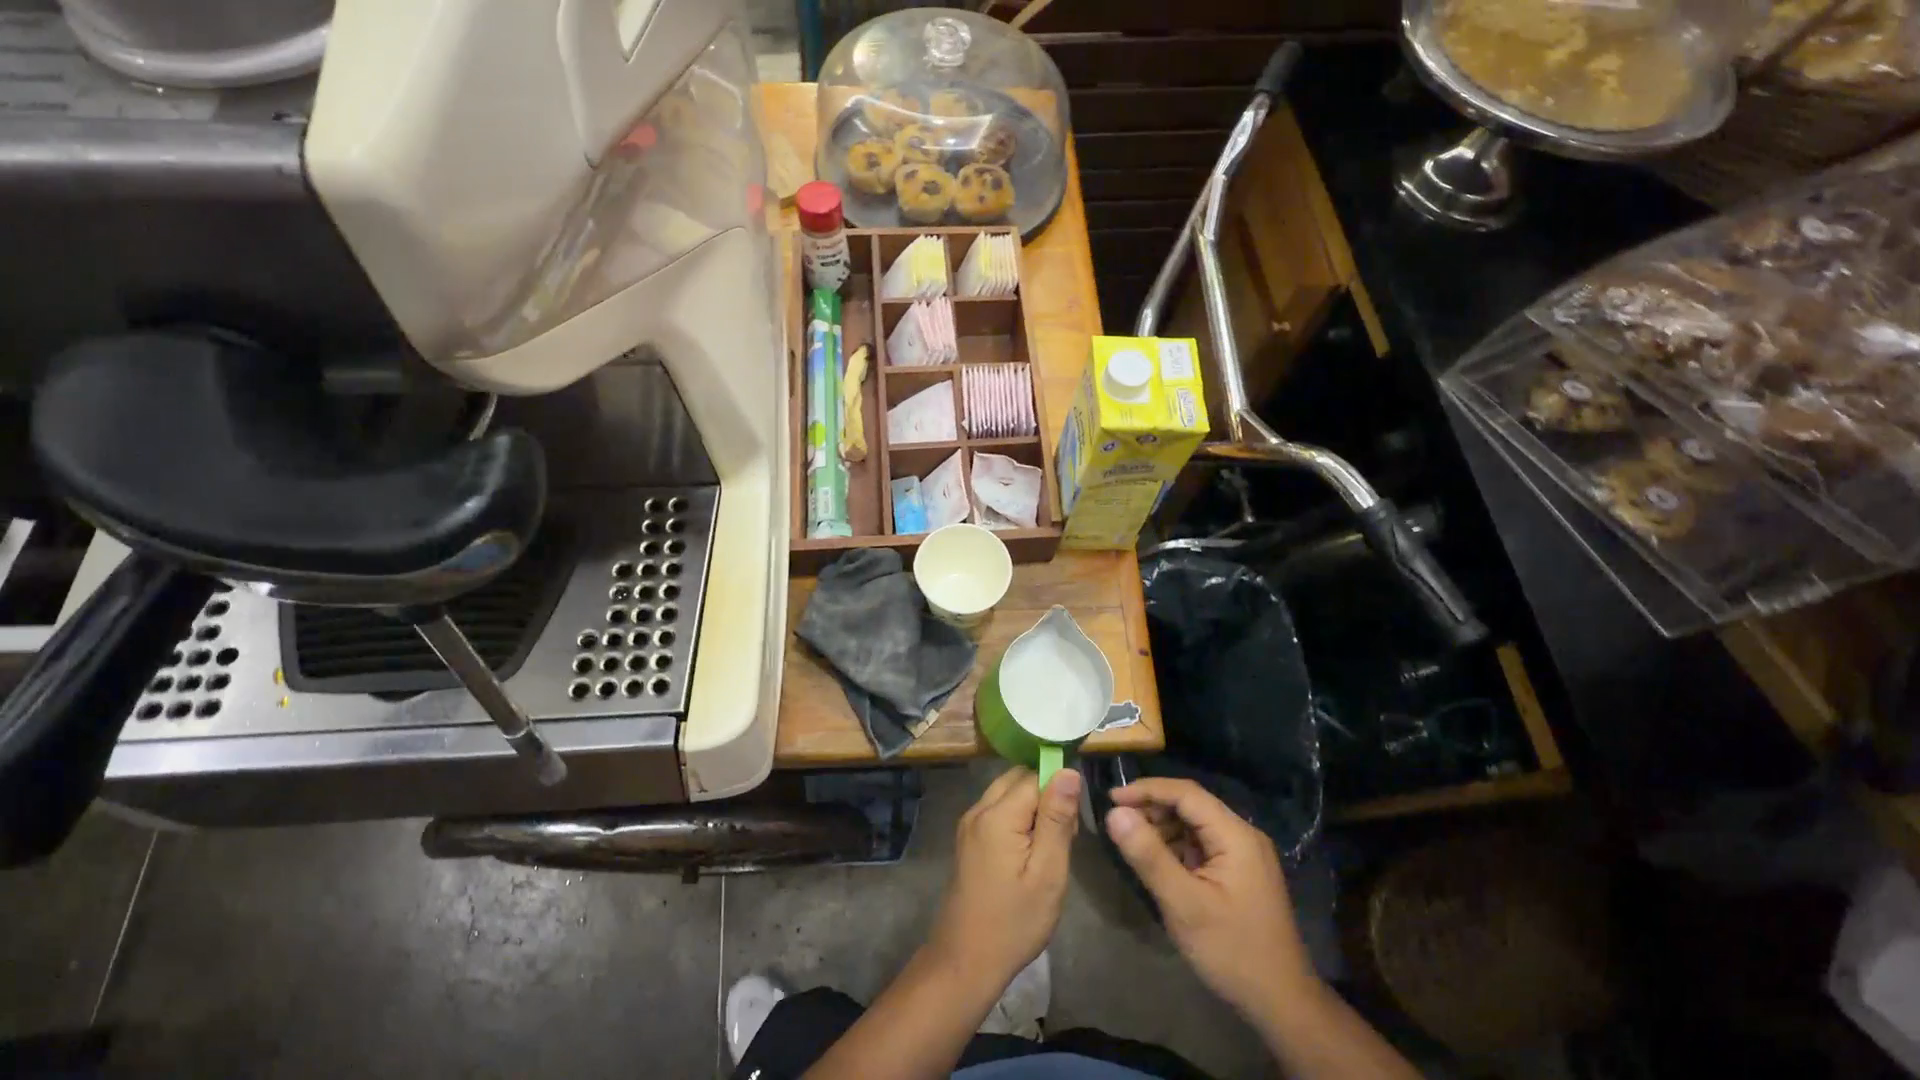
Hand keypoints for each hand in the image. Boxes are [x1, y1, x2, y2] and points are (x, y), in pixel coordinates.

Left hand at [925, 766, 1080, 992]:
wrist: (966, 960)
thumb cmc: (1014, 921)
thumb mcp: (1047, 872)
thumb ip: (1057, 818)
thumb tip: (1068, 771)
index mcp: (997, 814)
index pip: (1036, 775)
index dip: (1061, 791)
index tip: (1073, 826)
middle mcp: (978, 810)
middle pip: (1018, 779)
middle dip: (1047, 795)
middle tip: (1064, 837)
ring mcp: (969, 825)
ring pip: (1008, 794)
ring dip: (1033, 808)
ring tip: (1049, 849)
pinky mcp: (968, 841)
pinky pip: (998, 812)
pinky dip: (1018, 820)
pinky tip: (1030, 854)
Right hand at [1104, 778, 1316, 1020]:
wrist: (1280, 999)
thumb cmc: (1231, 949)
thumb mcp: (1183, 903)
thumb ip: (1148, 855)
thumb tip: (1114, 813)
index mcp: (1236, 835)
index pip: (1187, 793)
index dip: (1147, 790)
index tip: (1110, 799)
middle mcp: (1243, 836)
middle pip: (1192, 807)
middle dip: (1153, 810)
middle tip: (1118, 826)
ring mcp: (1244, 856)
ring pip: (1195, 827)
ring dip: (1163, 829)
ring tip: (1132, 845)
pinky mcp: (1239, 874)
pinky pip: (1202, 847)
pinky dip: (1176, 849)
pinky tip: (1157, 865)